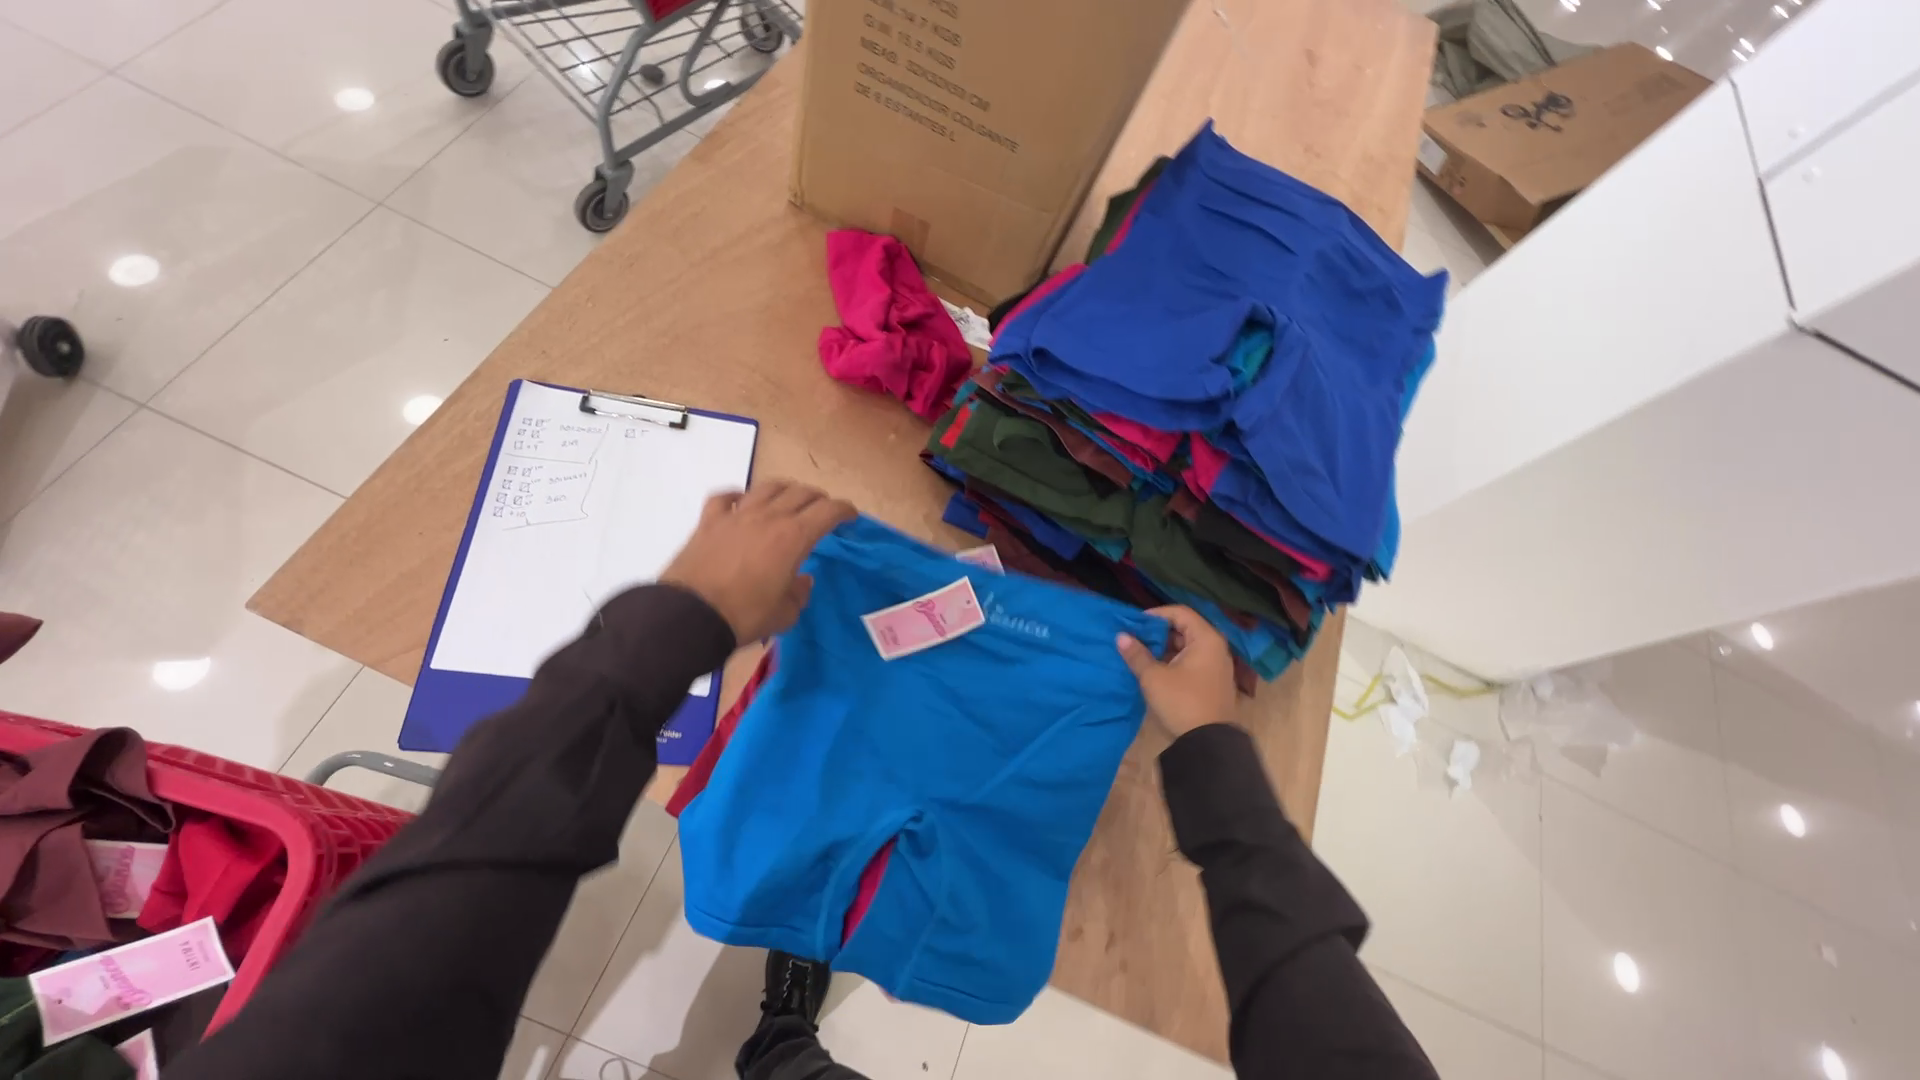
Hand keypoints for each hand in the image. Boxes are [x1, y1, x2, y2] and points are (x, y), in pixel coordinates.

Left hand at [662, 481, 856, 643]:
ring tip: (788, 499)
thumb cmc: (745, 616)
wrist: (690, 616)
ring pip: (767, 487)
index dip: (844, 510)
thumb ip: (799, 593)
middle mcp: (768, 517)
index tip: (850, 516)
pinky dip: (737, 496)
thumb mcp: (785, 614)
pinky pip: (725, 498)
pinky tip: (740, 501)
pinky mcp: (708, 522)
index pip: (828, 511)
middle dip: (818, 498)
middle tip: (822, 510)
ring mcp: (736, 516)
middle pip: (800, 493)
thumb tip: (801, 580)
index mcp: (794, 537)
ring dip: (784, 489)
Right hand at [1116, 606, 1237, 739]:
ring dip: (1163, 648)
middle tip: (1134, 639)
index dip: (1155, 615)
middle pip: (1184, 629)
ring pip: (1186, 647)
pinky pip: (1191, 662)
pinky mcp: (1212, 683)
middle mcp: (1215, 648)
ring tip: (1139, 654)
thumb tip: (1121, 636)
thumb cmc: (1182, 702)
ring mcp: (1215, 667)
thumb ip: (1137, 654)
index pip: (1180, 613)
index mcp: (1206, 639)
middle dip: (1157, 632)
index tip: (1134, 624)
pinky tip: (1153, 670)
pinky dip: (1172, 661)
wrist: (1209, 744)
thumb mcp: (1153, 677)